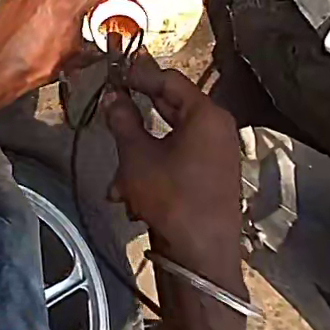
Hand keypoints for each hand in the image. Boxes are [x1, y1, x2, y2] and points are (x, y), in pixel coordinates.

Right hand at [103, 53, 245, 276]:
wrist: (201, 254)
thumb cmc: (170, 196)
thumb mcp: (137, 155)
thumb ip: (123, 119)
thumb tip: (112, 95)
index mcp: (206, 114)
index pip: (169, 80)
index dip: (139, 75)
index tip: (114, 74)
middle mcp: (218, 128)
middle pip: (172, 108)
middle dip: (136, 117)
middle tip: (111, 109)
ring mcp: (218, 153)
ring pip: (171, 138)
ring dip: (140, 152)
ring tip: (117, 178)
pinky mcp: (213, 175)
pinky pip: (180, 158)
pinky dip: (155, 167)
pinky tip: (131, 193)